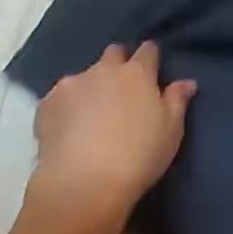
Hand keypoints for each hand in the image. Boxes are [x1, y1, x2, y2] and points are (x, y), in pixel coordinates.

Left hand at [32, 41, 195, 214]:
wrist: (85, 183)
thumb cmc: (140, 155)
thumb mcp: (171, 131)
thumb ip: (177, 101)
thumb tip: (186, 82)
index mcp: (137, 74)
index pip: (147, 50)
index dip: (151, 57)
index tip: (153, 70)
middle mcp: (102, 71)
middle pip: (113, 54)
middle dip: (120, 63)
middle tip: (124, 90)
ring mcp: (70, 85)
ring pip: (85, 77)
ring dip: (92, 87)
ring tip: (93, 116)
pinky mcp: (46, 104)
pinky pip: (61, 97)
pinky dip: (69, 107)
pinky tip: (71, 129)